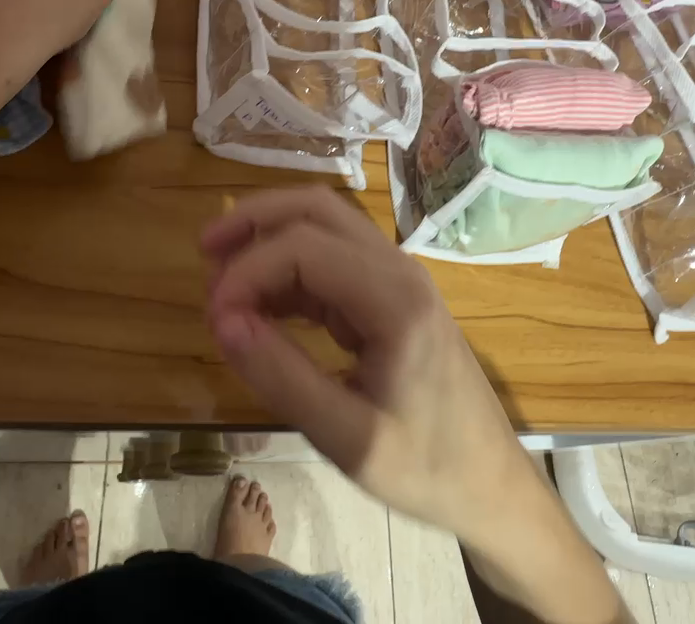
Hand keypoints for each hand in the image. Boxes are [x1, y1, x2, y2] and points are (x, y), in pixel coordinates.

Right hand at [200, 187, 547, 547]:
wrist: (490, 484)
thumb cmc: (426, 468)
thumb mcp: (347, 438)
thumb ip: (282, 377)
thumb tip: (222, 321)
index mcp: (395, 300)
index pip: (304, 247)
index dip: (248, 271)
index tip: (213, 319)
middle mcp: (398, 270)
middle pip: (316, 209)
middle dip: (255, 222)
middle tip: (204, 252)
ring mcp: (397, 277)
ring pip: (324, 224)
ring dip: (270, 238)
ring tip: (223, 280)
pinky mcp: (390, 294)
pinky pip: (333, 258)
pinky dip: (290, 268)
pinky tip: (261, 302)